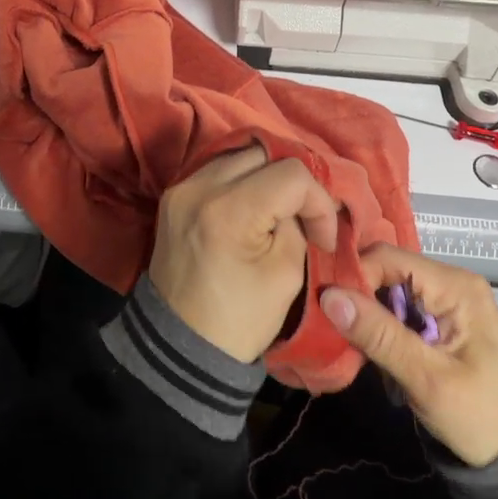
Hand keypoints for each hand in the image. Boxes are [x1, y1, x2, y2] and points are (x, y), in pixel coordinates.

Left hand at [148, 145, 340, 362]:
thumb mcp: (287, 274)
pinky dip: (241, 179)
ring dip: (266, 175)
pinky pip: (216, 169)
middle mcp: (199, 186)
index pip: (291, 174)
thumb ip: (297, 226)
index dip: (318, 202)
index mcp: (229, 210)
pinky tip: (254, 205)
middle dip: (293, 182)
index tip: (323, 237)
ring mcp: (181, 187)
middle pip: (263, 153)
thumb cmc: (239, 318)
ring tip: (280, 209)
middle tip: (305, 216)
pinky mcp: (173, 195)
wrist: (181, 345)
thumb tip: (300, 204)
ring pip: (238, 155)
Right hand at [320, 244, 497, 466]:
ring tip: (341, 337)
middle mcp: (450, 282)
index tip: (323, 303)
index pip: (387, 257)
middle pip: (387, 270)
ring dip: (366, 314)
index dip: (353, 275)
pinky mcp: (441, 322)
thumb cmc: (484, 416)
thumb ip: (380, 335)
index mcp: (455, 286)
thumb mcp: (429, 379)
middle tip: (326, 323)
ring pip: (389, 291)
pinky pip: (400, 310)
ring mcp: (447, 302)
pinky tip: (365, 347)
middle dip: (356, 294)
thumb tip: (328, 296)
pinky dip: (381, 327)